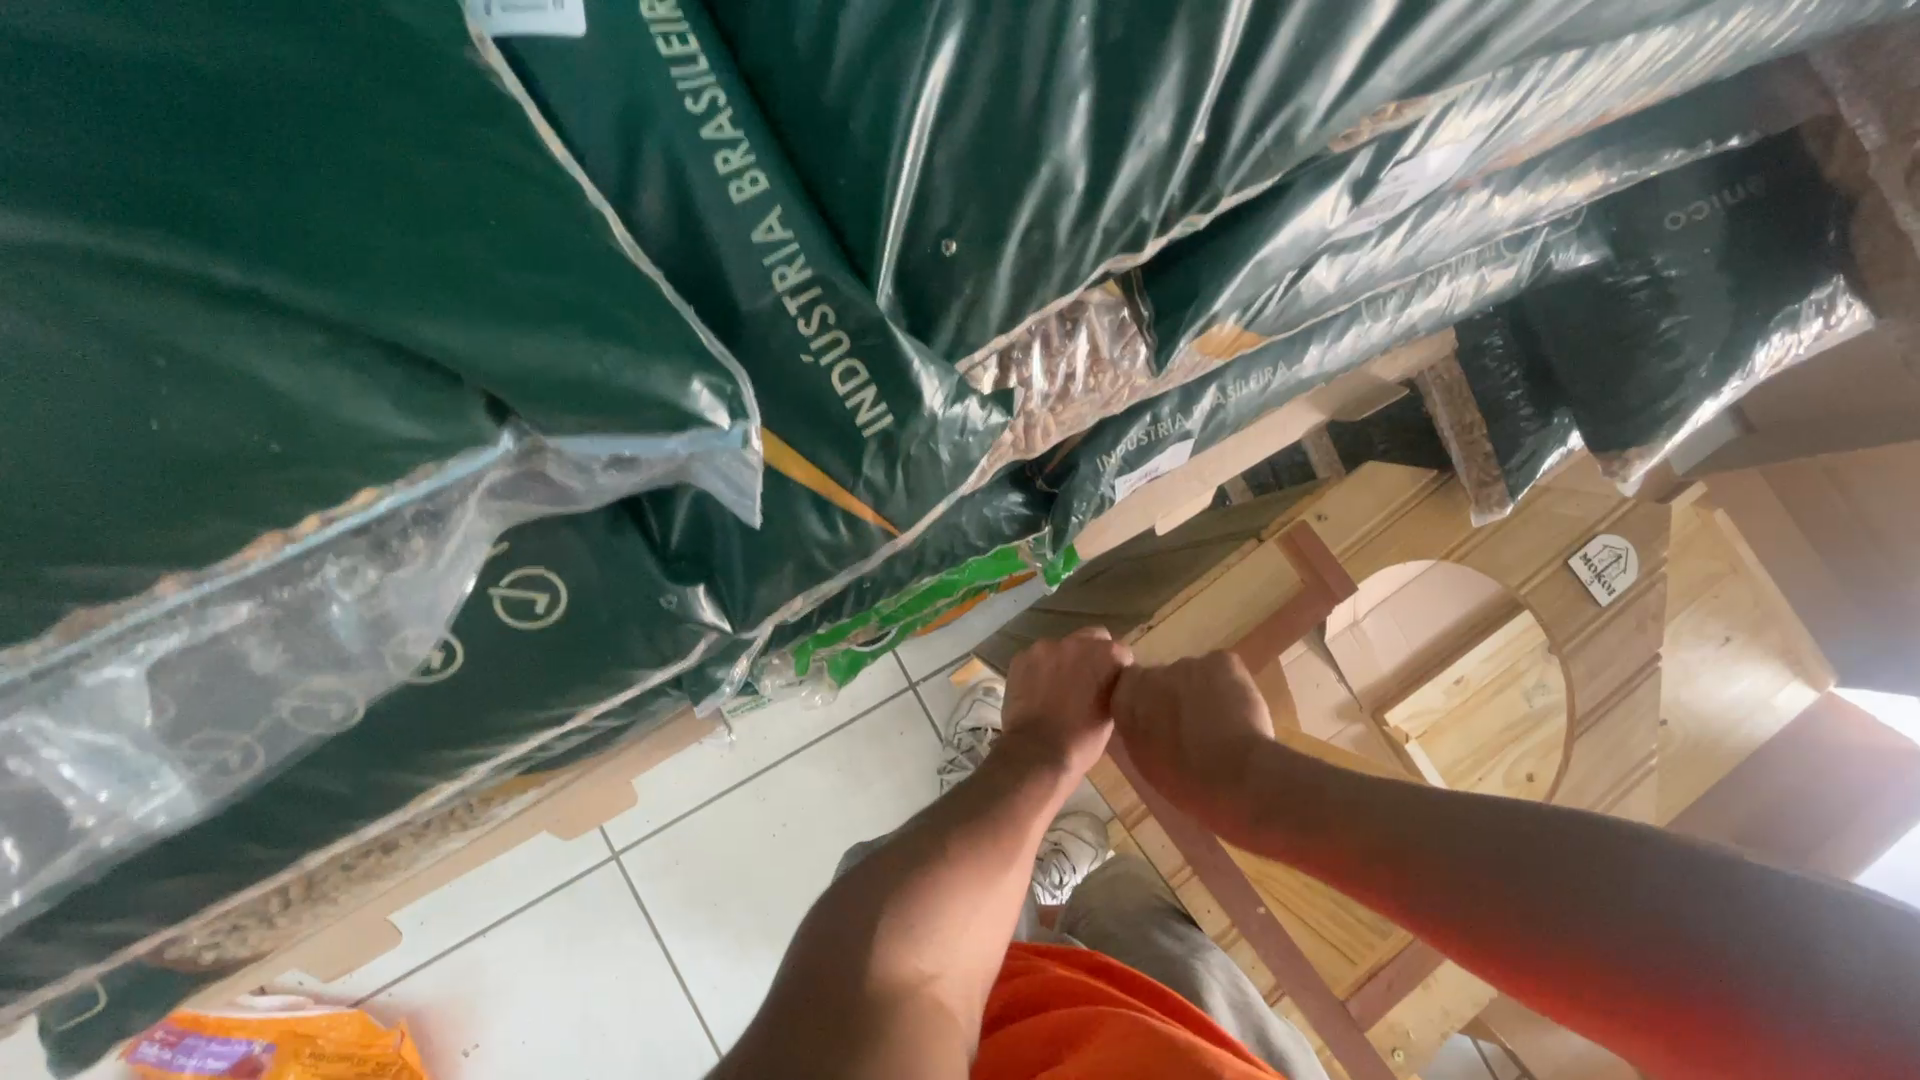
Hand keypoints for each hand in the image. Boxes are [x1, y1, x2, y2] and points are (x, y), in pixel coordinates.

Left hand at [1000, 627, 1132, 780]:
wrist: (1037, 752)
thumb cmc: (1082, 740)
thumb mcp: (1111, 713)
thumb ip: (1112, 686)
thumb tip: (1108, 680)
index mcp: (1107, 655)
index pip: (1120, 652)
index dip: (1116, 669)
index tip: (1110, 685)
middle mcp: (1077, 642)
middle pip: (1092, 639)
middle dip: (1091, 655)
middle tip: (1084, 682)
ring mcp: (1045, 647)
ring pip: (1060, 647)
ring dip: (1062, 661)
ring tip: (1056, 689)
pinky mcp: (1020, 657)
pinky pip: (1035, 658)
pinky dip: (1038, 670)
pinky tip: (1036, 692)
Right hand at [1111, 651, 1275, 815]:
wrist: (1235, 776)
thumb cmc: (1187, 782)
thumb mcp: (1147, 761)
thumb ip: (1141, 732)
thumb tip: (1152, 724)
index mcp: (1126, 701)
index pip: (1130, 686)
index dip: (1150, 700)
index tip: (1162, 719)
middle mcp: (1152, 675)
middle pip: (1163, 678)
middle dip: (1177, 696)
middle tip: (1196, 726)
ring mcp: (1187, 664)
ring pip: (1196, 675)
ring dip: (1206, 693)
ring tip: (1225, 726)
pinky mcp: (1222, 661)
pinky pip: (1225, 669)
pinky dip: (1233, 686)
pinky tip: (1242, 715)